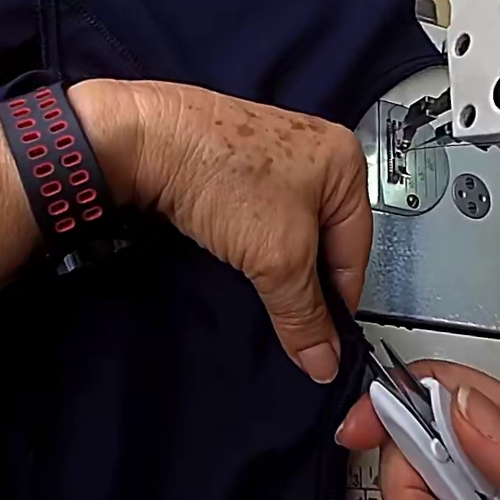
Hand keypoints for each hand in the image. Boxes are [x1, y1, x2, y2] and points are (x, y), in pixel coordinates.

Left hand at [69, 79, 369, 382]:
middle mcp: (306, 153)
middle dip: (300, 278)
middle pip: (317, 240)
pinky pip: (246, 215)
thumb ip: (303, 311)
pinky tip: (228, 250)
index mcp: (342, 162)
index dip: (340, 298)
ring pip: (279, 229)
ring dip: (267, 259)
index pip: (356, 249)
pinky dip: (241, 239)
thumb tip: (321, 357)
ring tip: (251, 277)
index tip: (325, 337)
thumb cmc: (217, 170)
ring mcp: (262, 157)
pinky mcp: (224, 166)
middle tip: (287, 315)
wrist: (144, 142)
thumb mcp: (280, 254)